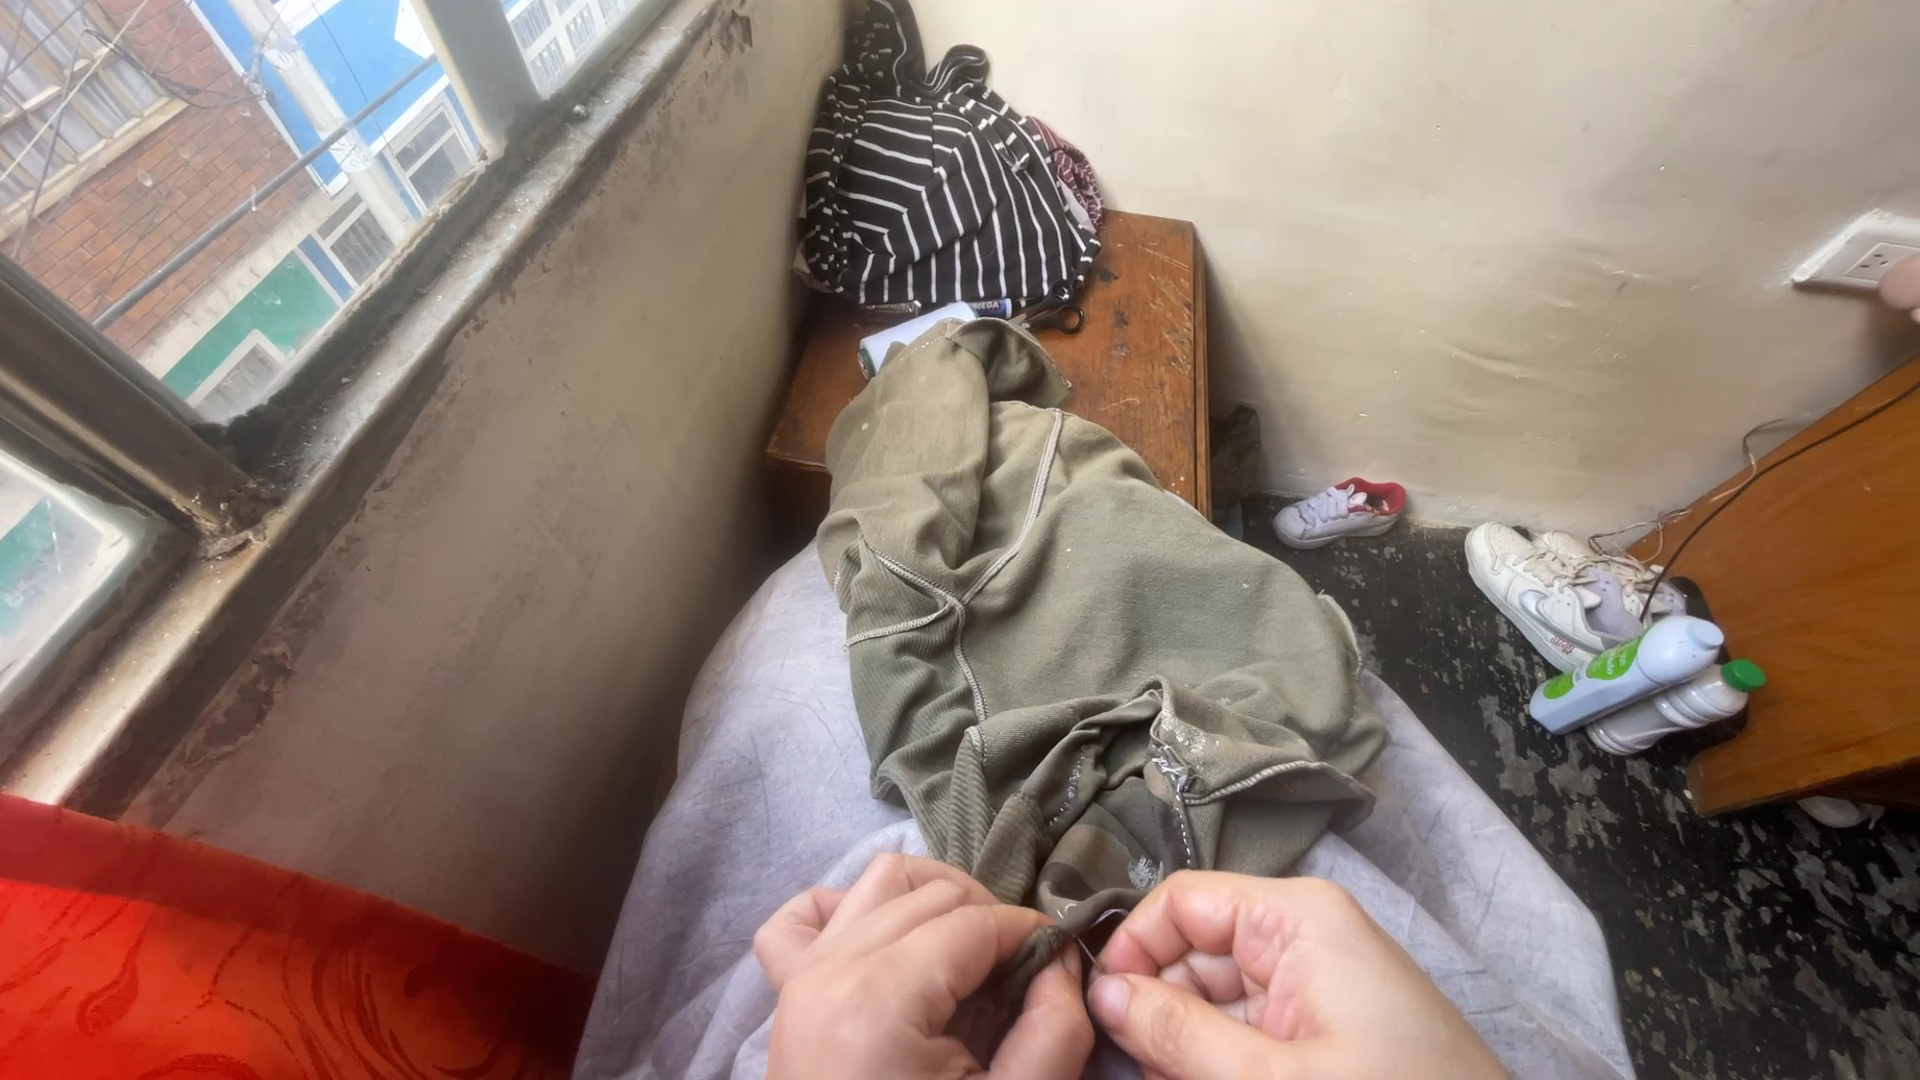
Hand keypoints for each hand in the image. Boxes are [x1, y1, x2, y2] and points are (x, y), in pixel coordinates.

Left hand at [754, 853, 1092, 1079]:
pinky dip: (852, 908)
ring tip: (968, 948)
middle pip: (932, 894)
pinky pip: (807, 915)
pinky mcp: (786, 990)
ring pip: (881, 881)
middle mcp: (831, 970)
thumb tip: (1062, 956)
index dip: (1028, 931)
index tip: (1058, 956)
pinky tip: (889, 940)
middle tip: (1020, 968)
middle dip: (989, 917)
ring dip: (933, 898)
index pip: (973, 923)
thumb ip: (1053, 1029)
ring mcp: (800, 975)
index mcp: (879, 1002)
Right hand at [1092, 871, 1506, 1079]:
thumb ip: (1178, 1033)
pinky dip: (1216, 1063)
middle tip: (1128, 1070)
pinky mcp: (1328, 1032)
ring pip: (1216, 998)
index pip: (1183, 901)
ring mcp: (1317, 986)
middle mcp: (1302, 935)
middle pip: (1195, 951)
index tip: (1100, 1009)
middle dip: (1157, 1007)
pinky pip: (1249, 1032)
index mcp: (1296, 916)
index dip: (1135, 946)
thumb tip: (1099, 990)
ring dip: (1182, 1044)